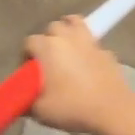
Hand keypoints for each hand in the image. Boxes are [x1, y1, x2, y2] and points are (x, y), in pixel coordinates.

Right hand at [24, 16, 134, 134]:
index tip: (29, 72)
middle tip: (48, 59)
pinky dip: (87, 45)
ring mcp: (89, 41)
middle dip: (47, 39)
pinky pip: (92, 40)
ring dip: (68, 30)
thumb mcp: (40, 111)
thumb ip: (27, 101)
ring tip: (67, 46)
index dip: (26, 56)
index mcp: (47, 47)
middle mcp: (67, 38)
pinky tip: (87, 60)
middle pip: (53, 27)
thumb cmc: (71, 107)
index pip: (29, 42)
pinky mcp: (106, 50)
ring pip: (75, 23)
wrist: (112, 109)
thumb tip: (22, 100)